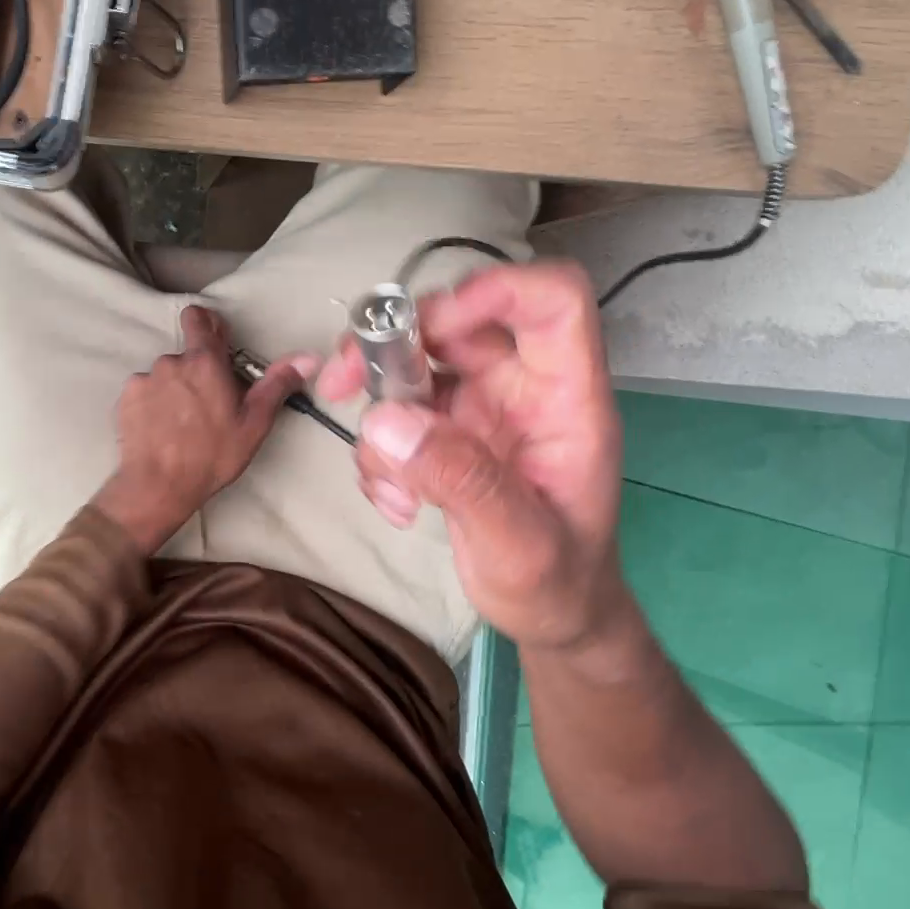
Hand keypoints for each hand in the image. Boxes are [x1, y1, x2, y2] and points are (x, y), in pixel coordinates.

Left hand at [92, 307, 317, 552]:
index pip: (200, 319)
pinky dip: (152, 403)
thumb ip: (277, 384)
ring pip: (165, 375)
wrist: (158, 485)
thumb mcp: (253, 424)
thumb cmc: (211, 456)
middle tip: (207, 406)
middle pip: (186, 355)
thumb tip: (308, 357)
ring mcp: (144, 378)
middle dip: (197, 373)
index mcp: (204, 362)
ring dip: (174, 389)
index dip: (208, 326)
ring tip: (182, 423)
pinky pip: (144, 391)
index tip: (216, 345)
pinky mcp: (125, 397)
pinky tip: (161, 428)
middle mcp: (171, 362)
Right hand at [317, 263, 629, 652]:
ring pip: (414, 365)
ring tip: (385, 482)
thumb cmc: (557, 583)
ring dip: (376, 410)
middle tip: (344, 382)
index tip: (424, 327)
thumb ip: (461, 479)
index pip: (550, 303)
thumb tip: (385, 419)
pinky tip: (394, 499)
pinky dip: (378, 449)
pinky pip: (397, 412)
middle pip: (456, 323)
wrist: (550, 617)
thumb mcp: (518, 544)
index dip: (492, 291)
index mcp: (566, 398)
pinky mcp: (448, 433)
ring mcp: (482, 408)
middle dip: (392, 346)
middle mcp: (522, 388)